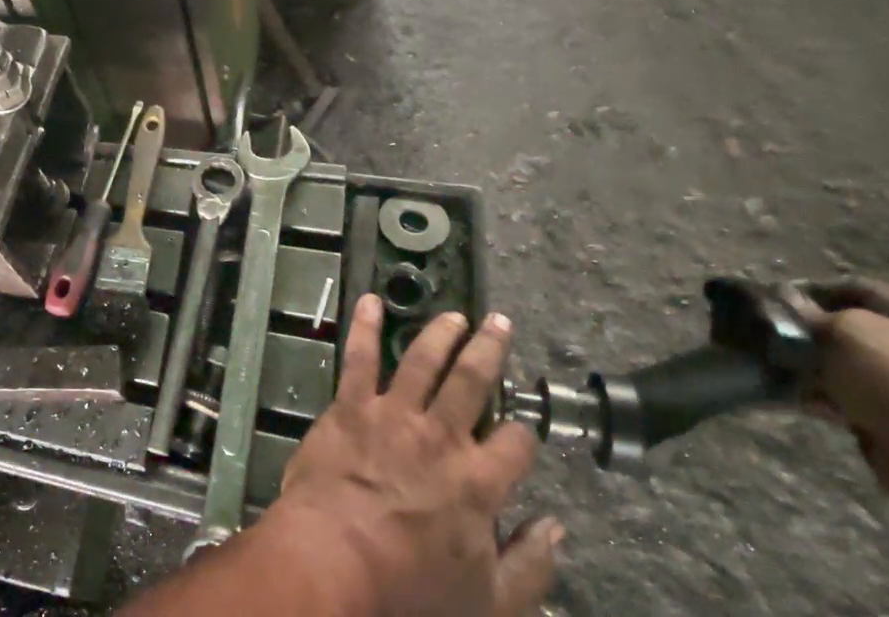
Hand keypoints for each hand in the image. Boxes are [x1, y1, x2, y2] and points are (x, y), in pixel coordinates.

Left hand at [263, 296, 560, 616]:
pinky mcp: (350, 408)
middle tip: (499, 324)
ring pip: (423, 361)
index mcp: (479, 482)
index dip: (524, 432)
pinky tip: (370, 302)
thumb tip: (556, 529)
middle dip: (490, 350)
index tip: (523, 425)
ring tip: (454, 316)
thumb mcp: (488, 600)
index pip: (516, 442)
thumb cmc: (408, 588)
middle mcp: (441, 437)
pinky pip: (359, 359)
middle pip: (474, 382)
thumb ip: (529, 566)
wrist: (332, 560)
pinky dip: (365, 327)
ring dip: (440, 334)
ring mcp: (393, 416)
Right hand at [790, 279, 888, 524]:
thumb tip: (785, 298)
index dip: (811, 290)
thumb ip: (812, 313)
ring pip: (848, 365)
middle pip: (851, 328)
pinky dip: (826, 397)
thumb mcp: (847, 333)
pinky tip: (798, 399)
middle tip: (770, 338)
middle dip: (809, 333)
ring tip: (775, 370)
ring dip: (812, 368)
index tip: (773, 302)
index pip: (856, 287)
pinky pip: (854, 397)